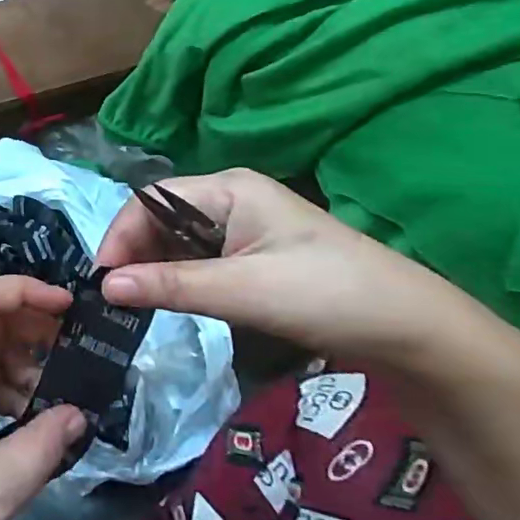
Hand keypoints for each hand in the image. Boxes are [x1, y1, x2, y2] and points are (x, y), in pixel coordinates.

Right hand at [97, 168, 496, 372]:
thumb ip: (170, 286)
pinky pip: (200, 259)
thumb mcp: (241, 290)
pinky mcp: (255, 256)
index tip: (103, 278)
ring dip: (154, 267)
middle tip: (116, 296)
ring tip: (135, 302)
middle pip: (161, 217)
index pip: (151, 199)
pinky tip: (168, 301)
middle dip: (134, 252)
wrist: (415, 331)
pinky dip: (178, 278)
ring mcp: (245, 228)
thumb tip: (104, 287)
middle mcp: (232, 199)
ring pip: (178, 240)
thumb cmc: (326, 294)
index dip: (121, 233)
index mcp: (229, 188)